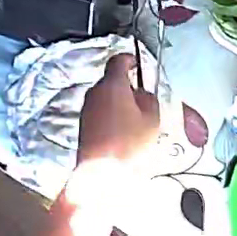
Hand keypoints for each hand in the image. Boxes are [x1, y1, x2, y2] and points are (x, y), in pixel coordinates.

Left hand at [77, 53, 159, 169]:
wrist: (100, 176)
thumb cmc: (129, 144)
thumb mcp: (152, 119)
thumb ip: (149, 100)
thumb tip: (142, 95)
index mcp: (112, 84)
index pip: (118, 60)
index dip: (129, 59)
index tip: (137, 63)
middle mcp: (95, 93)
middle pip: (112, 81)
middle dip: (128, 86)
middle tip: (143, 100)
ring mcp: (87, 110)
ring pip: (106, 98)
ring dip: (119, 103)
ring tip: (136, 121)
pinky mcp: (84, 127)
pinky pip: (100, 113)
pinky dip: (111, 117)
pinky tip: (123, 134)